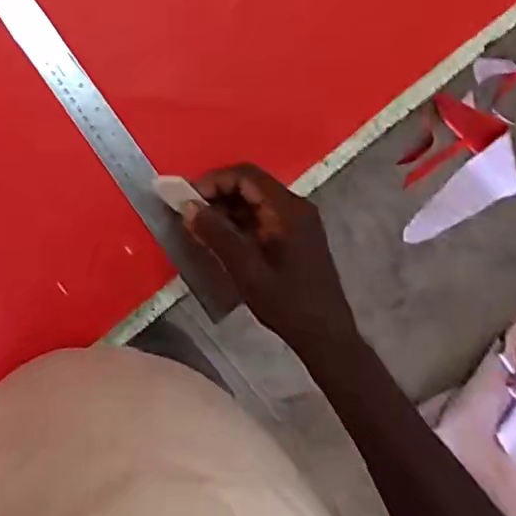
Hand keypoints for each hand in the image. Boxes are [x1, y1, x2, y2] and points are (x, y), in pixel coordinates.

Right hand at [181, 164, 360, 348]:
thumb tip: (188, 207)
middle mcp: (295, 207)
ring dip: (225, 207)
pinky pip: (260, 214)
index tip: (188, 198)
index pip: (245, 176)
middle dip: (217, 193)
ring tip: (201, 227)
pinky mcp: (294, 234)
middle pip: (249, 183)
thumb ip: (216, 234)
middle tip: (190, 212)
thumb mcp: (246, 270)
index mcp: (287, 210)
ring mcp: (297, 220)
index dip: (213, 181)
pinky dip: (238, 220)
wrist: (327, 339)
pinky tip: (221, 238)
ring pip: (253, 198)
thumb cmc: (288, 304)